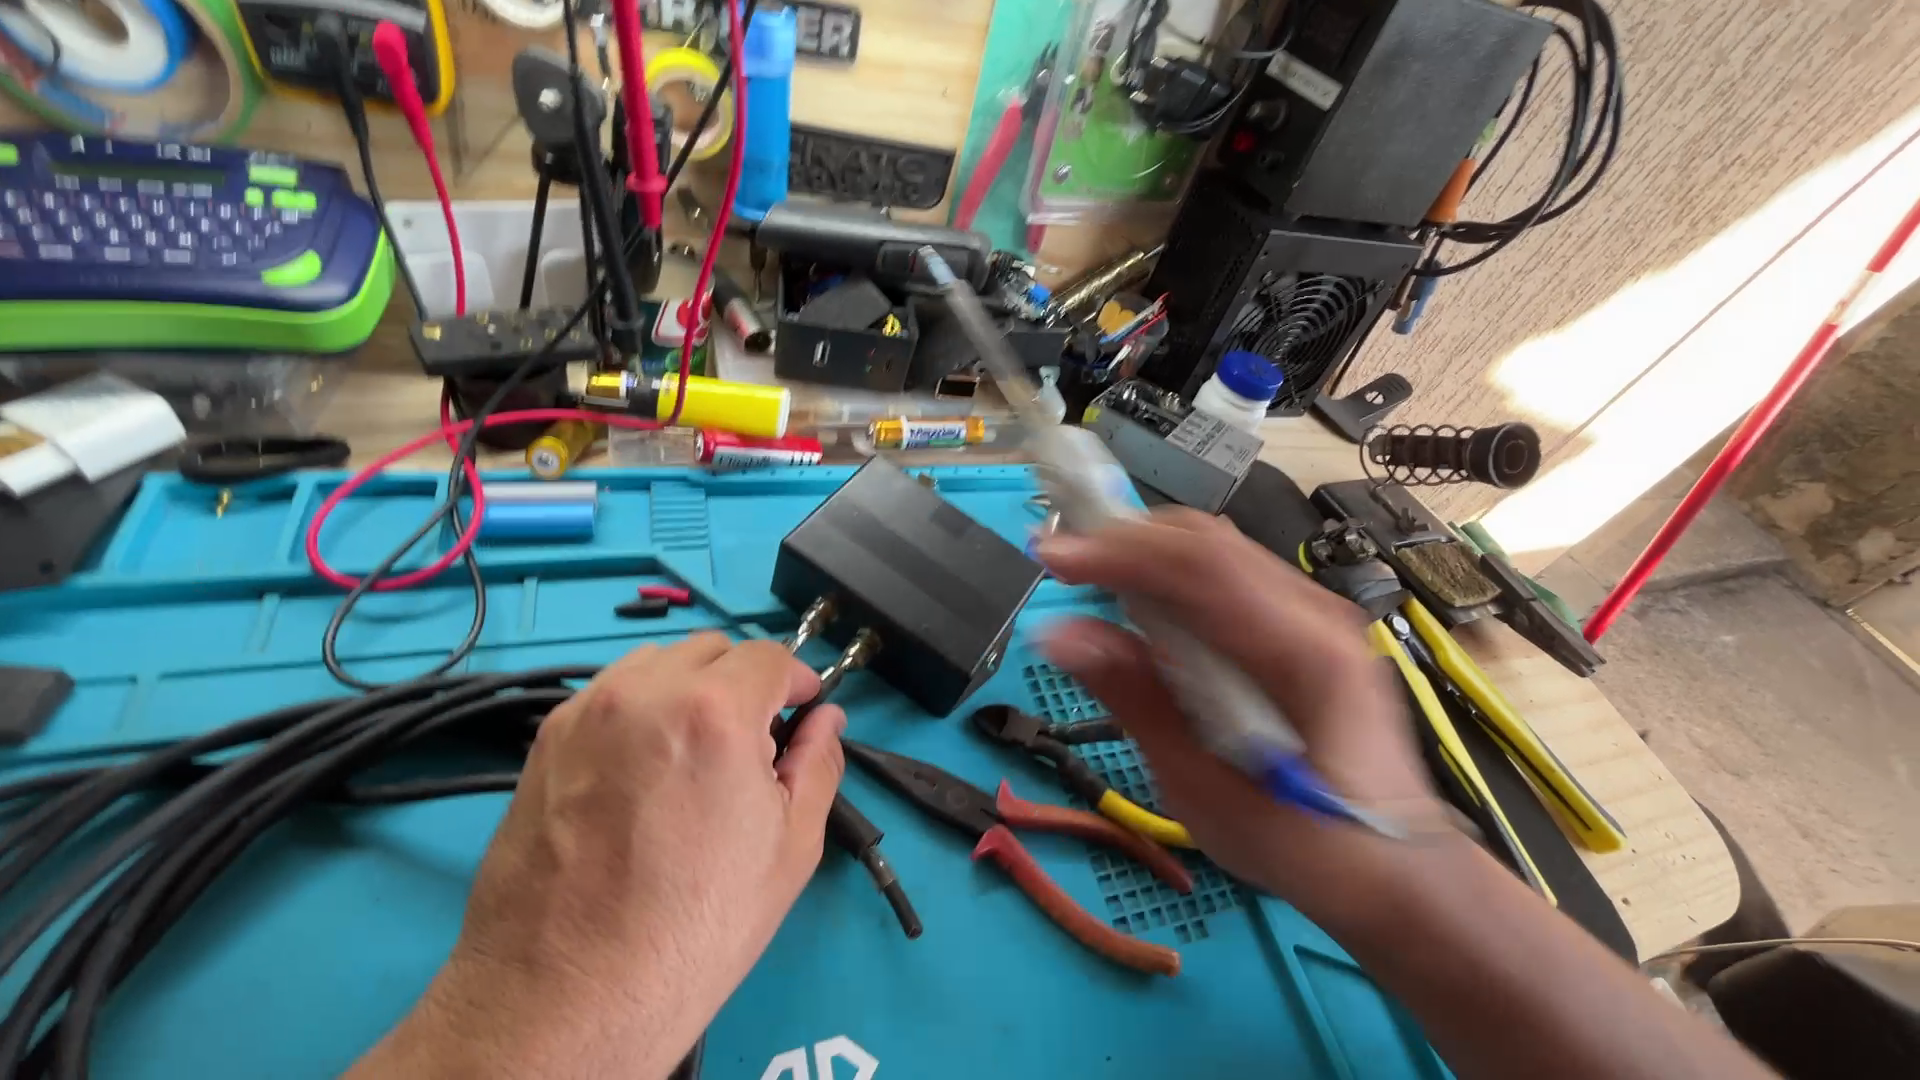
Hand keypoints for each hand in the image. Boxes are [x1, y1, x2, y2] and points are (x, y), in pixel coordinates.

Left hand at [350, 634, 844, 1079]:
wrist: (566, 999)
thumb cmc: (696, 927)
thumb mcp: (791, 847)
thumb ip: (819, 763)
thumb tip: (826, 721)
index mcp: (714, 712)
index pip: (768, 656)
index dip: (797, 681)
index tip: (803, 713)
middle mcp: (644, 693)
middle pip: (713, 650)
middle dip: (745, 681)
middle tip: (753, 743)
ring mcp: (586, 713)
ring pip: (658, 663)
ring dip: (691, 687)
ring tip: (697, 753)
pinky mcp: (547, 741)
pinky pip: (610, 693)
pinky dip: (643, 707)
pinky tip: (647, 767)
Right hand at [1035, 508, 1440, 917]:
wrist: (1389, 867)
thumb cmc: (1299, 842)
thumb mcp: (1203, 786)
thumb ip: (1136, 700)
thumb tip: (1060, 635)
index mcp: (1303, 652)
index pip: (1200, 565)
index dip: (1118, 550)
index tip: (1050, 556)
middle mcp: (1317, 614)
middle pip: (1208, 540)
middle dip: (1125, 540)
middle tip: (1062, 565)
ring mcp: (1316, 614)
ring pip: (1217, 549)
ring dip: (1146, 553)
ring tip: (1089, 576)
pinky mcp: (1305, 625)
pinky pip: (1228, 576)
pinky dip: (1173, 575)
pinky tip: (1141, 602)